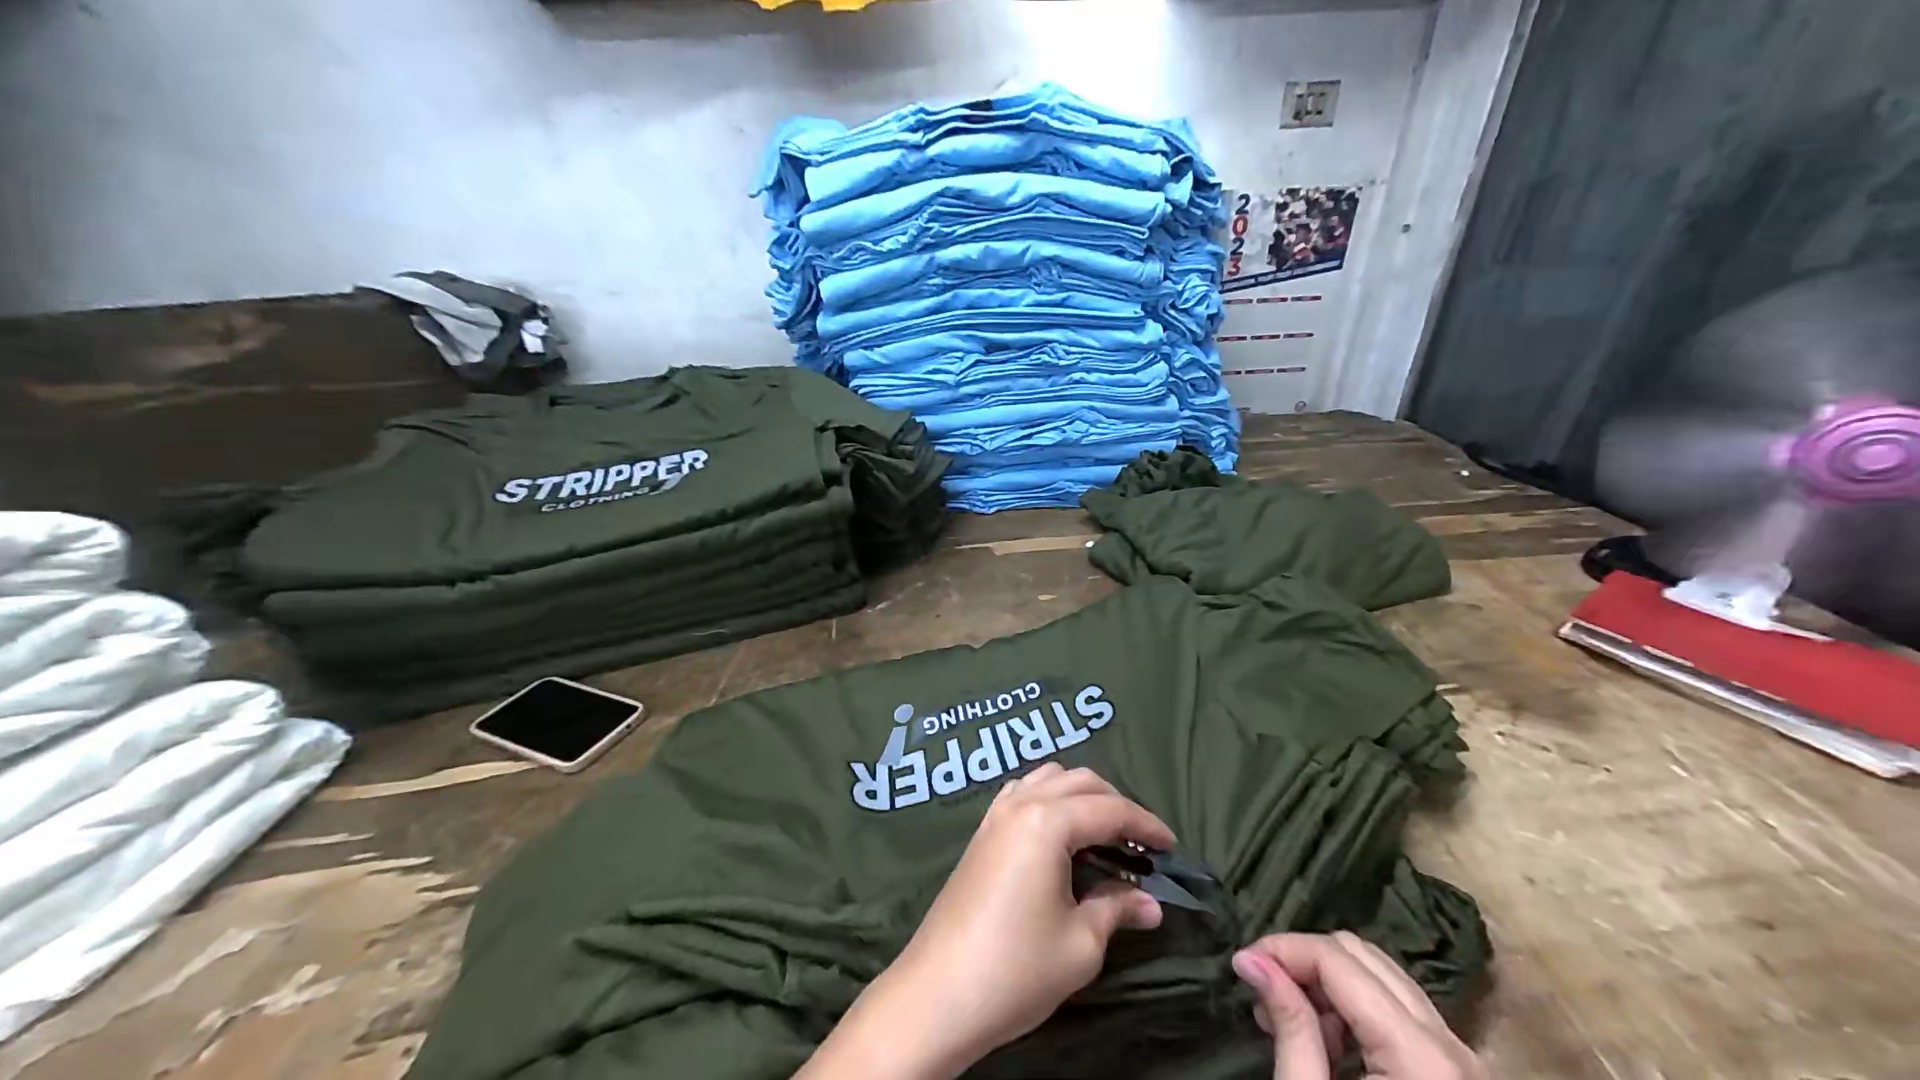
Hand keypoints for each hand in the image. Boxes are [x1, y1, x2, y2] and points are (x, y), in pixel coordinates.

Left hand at [797, 763, 1174, 1079]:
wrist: (938, 994)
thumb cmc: (1016, 968)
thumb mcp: (1080, 943)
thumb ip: (1116, 909)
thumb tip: (1150, 902)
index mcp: (1047, 821)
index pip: (1110, 809)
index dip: (1147, 826)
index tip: (1172, 848)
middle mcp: (1020, 804)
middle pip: (1080, 782)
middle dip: (1116, 805)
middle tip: (1141, 845)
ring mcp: (994, 815)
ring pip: (1048, 779)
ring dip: (1081, 797)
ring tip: (1103, 836)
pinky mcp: (980, 833)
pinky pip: (1022, 794)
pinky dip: (1050, 801)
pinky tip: (1059, 837)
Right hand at [1232, 932, 1485, 1079]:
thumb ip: (1290, 1028)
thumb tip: (1250, 960)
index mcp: (1422, 1059)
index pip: (1338, 960)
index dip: (1283, 949)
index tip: (1241, 966)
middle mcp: (1453, 1045)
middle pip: (1362, 954)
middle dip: (1304, 961)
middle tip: (1264, 993)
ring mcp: (1461, 1057)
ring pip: (1381, 972)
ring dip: (1327, 980)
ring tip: (1290, 1019)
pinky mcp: (1457, 1070)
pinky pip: (1398, 1004)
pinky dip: (1353, 1004)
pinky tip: (1326, 1039)